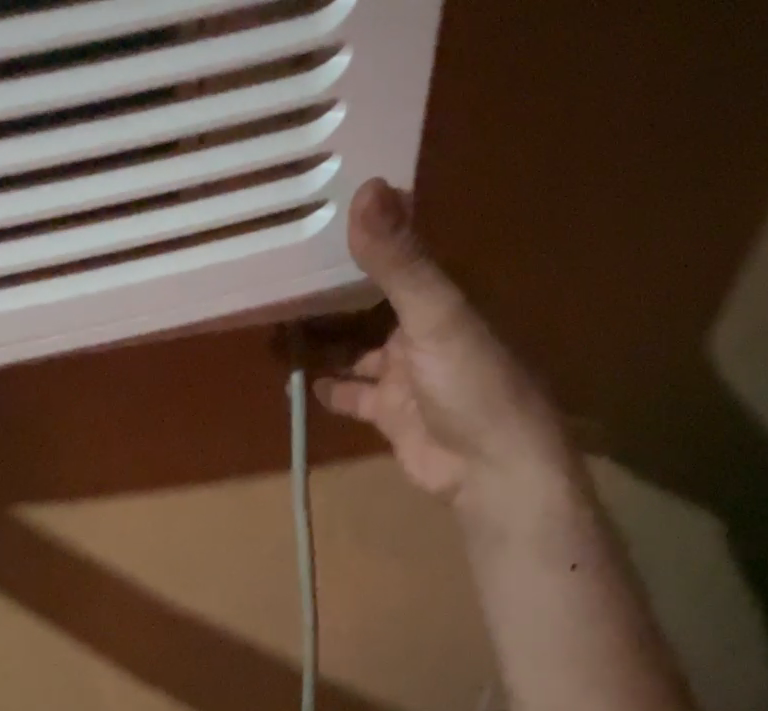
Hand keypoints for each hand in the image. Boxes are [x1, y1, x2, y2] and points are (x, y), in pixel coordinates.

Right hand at [314, 179, 568, 505]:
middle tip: (282, 270)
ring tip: (277, 321)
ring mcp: (405, 376)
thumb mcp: (435, 314)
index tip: (325, 207)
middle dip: (334, 291)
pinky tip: (298, 379)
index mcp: (439, 300)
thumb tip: (367, 187)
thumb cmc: (470, 382)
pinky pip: (353, 395)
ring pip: (356, 349)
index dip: (367, 235)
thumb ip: (399, 260)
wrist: (490, 467)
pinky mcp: (390, 415)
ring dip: (325, 340)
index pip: (398, 257)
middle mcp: (422, 332)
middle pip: (370, 303)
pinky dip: (330, 388)